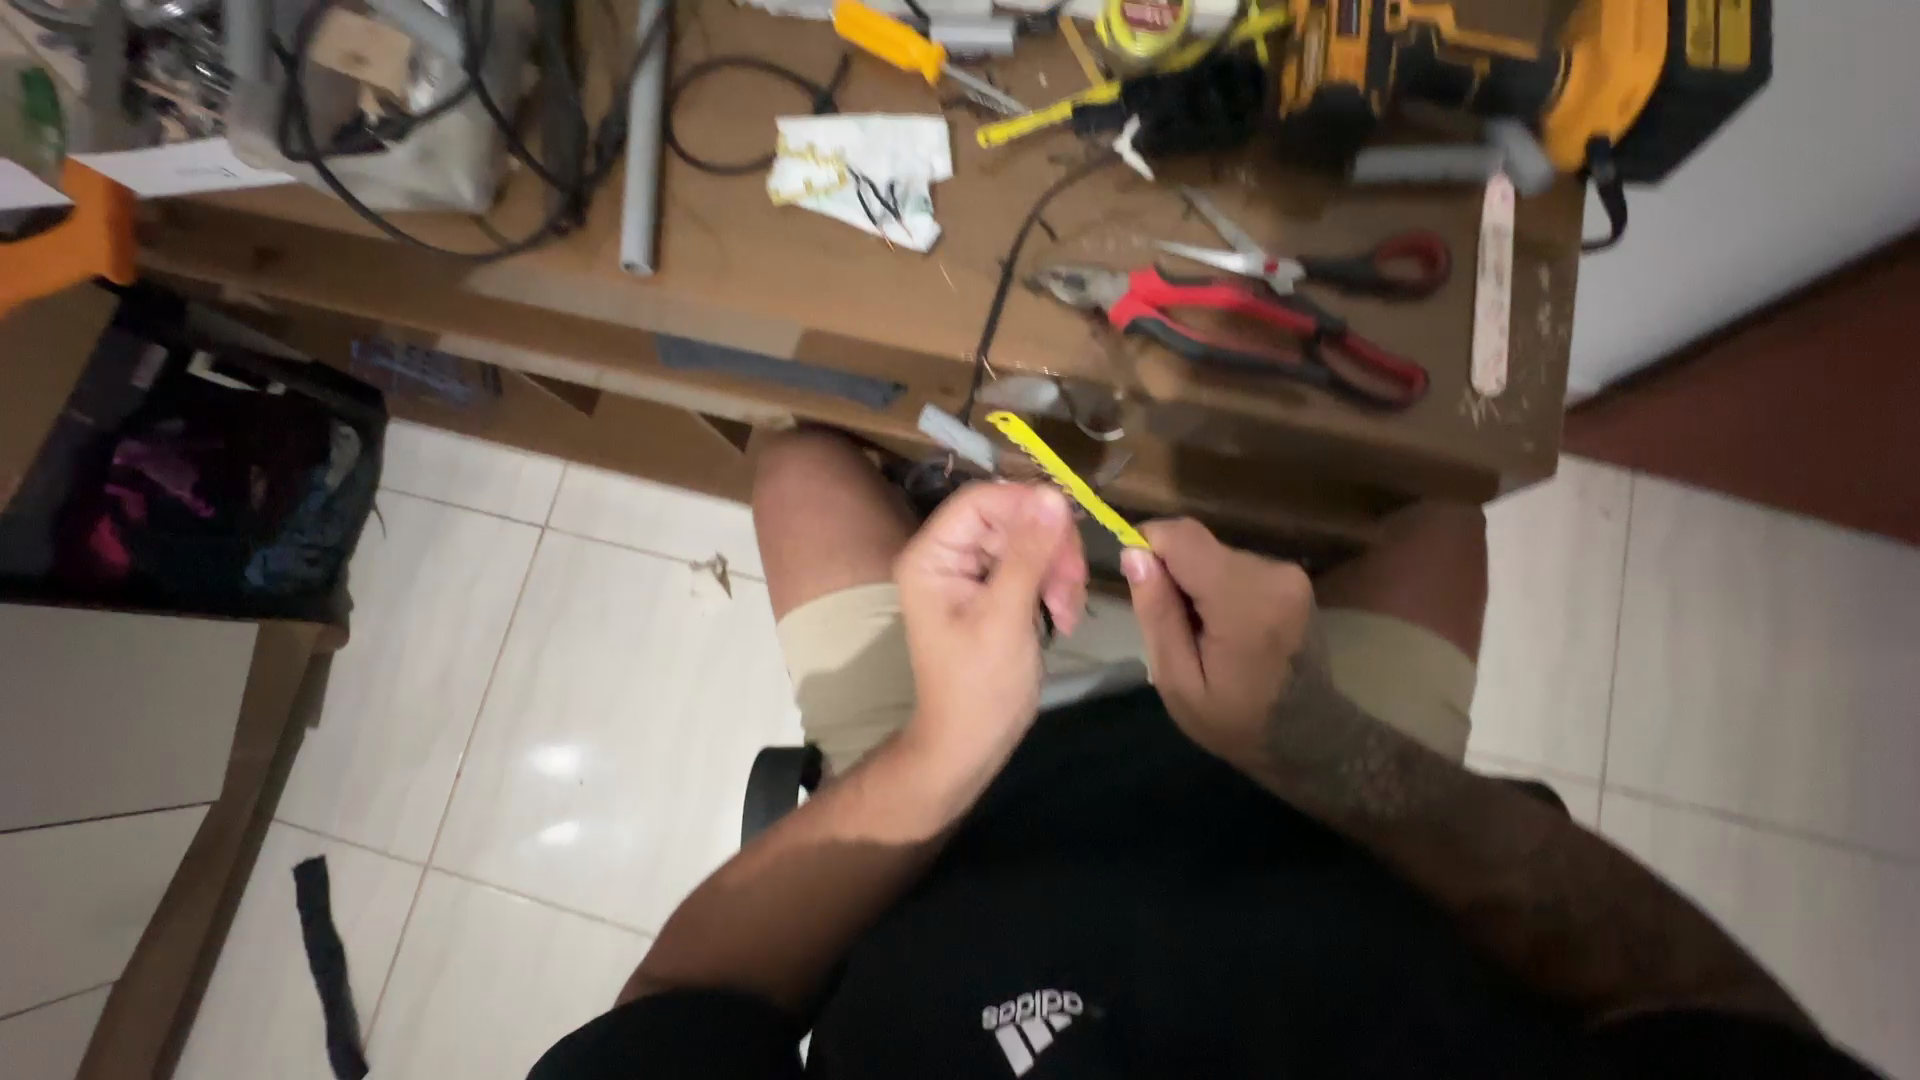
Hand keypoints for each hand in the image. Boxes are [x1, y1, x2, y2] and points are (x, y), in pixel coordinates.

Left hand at [894, 482, 1086, 769]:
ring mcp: (971, 574)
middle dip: (1049, 547)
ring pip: (1028, 542)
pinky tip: (1065, 618)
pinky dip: (1054, 586)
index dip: (1026, 504)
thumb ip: (1029, 554)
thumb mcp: (1005, 616)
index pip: (979, 501)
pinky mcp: (994, 591)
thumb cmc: (979, 686)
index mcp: (932, 556)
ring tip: (1068, 611)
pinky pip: (1032, 567)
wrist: (971, 743)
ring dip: (1057, 570)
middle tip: (1073, 582)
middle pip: (1009, 519)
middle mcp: (947, 557)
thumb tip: (1054, 495)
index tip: (1070, 524)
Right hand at [1122, 518, 1314, 769]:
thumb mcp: (1178, 681)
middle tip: (1172, 626)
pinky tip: (1225, 626)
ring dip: (1196, 582)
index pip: (1181, 537)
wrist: (1308, 736)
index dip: (1147, 545)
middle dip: (1173, 573)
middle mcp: (1271, 574)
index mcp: (1243, 602)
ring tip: (1200, 631)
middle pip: (1197, 545)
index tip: (1136, 581)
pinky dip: (1218, 586)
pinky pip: (1235, 564)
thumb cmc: (1235, 719)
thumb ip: (1157, 614)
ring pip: (1214, 553)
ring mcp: (1287, 574)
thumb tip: (1133, 554)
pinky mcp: (1293, 577)